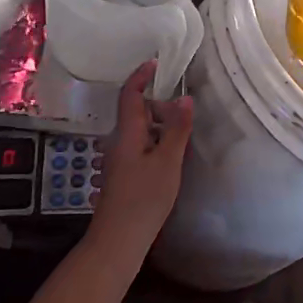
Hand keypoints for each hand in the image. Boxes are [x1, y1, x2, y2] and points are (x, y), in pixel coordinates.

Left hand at [86, 59, 193, 260]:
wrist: (118, 239)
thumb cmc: (144, 198)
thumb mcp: (167, 162)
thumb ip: (177, 129)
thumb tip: (184, 98)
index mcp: (127, 132)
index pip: (130, 94)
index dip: (142, 76)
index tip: (157, 63)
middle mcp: (118, 140)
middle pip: (136, 111)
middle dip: (158, 105)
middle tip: (183, 114)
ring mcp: (119, 158)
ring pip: (139, 130)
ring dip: (159, 126)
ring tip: (181, 137)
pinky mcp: (123, 173)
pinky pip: (140, 145)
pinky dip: (156, 142)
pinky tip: (170, 158)